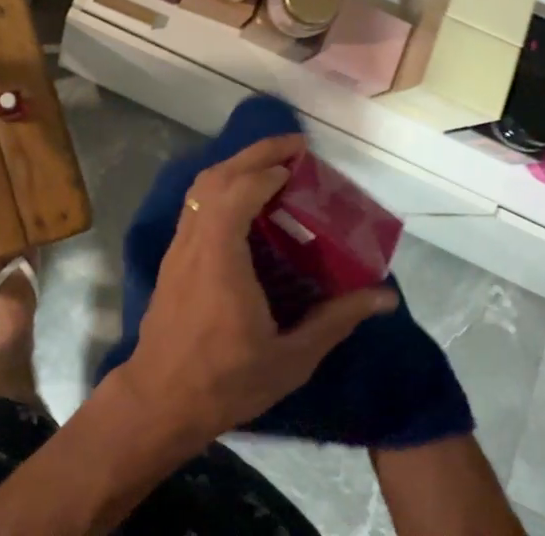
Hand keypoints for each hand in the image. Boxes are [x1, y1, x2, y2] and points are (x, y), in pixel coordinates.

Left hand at [116, 134, 399, 447]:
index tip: (299, 163)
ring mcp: (177, 248)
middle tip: (293, 147)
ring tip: (273, 166)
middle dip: (253, 154)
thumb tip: (383, 295)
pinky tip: (245, 201)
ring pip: (199, 189)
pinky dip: (220, 189)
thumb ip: (335, 320)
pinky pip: (194, 206)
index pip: (237, 193)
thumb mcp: (290, 358)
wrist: (161, 398)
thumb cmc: (226, 380)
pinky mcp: (171, 258)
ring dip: (234, 167)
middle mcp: (193, 242)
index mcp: (220, 258)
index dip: (266, 170)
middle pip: (216, 179)